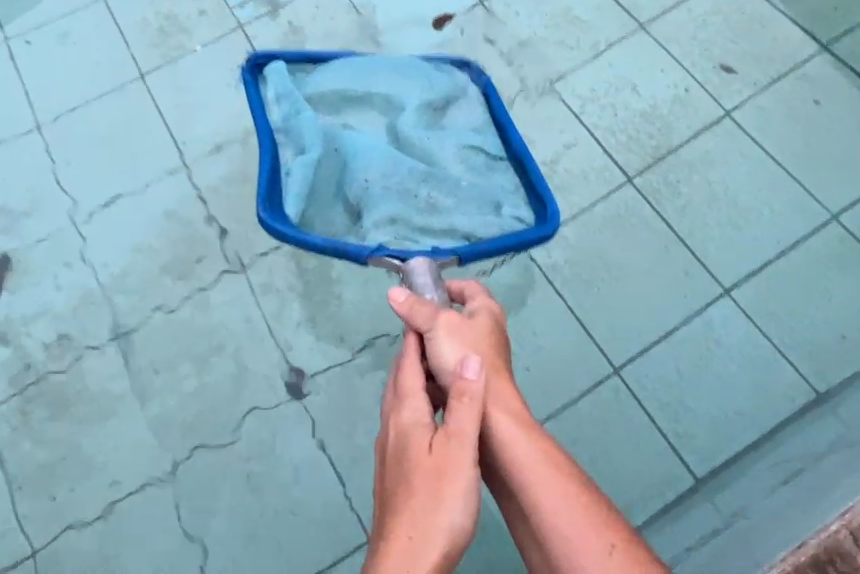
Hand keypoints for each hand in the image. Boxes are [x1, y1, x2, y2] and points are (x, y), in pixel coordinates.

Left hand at [368, 331, 485, 573]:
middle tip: (438, 337)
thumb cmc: (437, 503)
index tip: (426, 311)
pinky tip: (434, 422)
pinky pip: (404, 423)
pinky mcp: (394, 470)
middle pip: (400, 379)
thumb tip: (469, 358)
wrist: (408, 561)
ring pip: (401, 403)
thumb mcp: (460, 450)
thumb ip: (465, 404)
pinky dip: (418, 408)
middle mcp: (391, 425)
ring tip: (439, 374)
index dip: (415, 336)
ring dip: (417, 382)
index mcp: (405, 413)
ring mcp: (390, 449)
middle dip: (415, 355)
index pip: (406, 362)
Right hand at [386, 281, 519, 412]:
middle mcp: (488, 329)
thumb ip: (415, 309)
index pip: (467, 286)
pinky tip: (422, 373)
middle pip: (456, 316)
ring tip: (411, 351)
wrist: (488, 412)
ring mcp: (484, 355)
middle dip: (431, 320)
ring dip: (431, 346)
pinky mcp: (478, 378)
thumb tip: (393, 292)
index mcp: (486, 310)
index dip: (446, 285)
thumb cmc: (465, 358)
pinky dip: (436, 366)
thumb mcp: (436, 326)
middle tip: (410, 324)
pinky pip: (451, 364)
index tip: (422, 293)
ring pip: (450, 343)